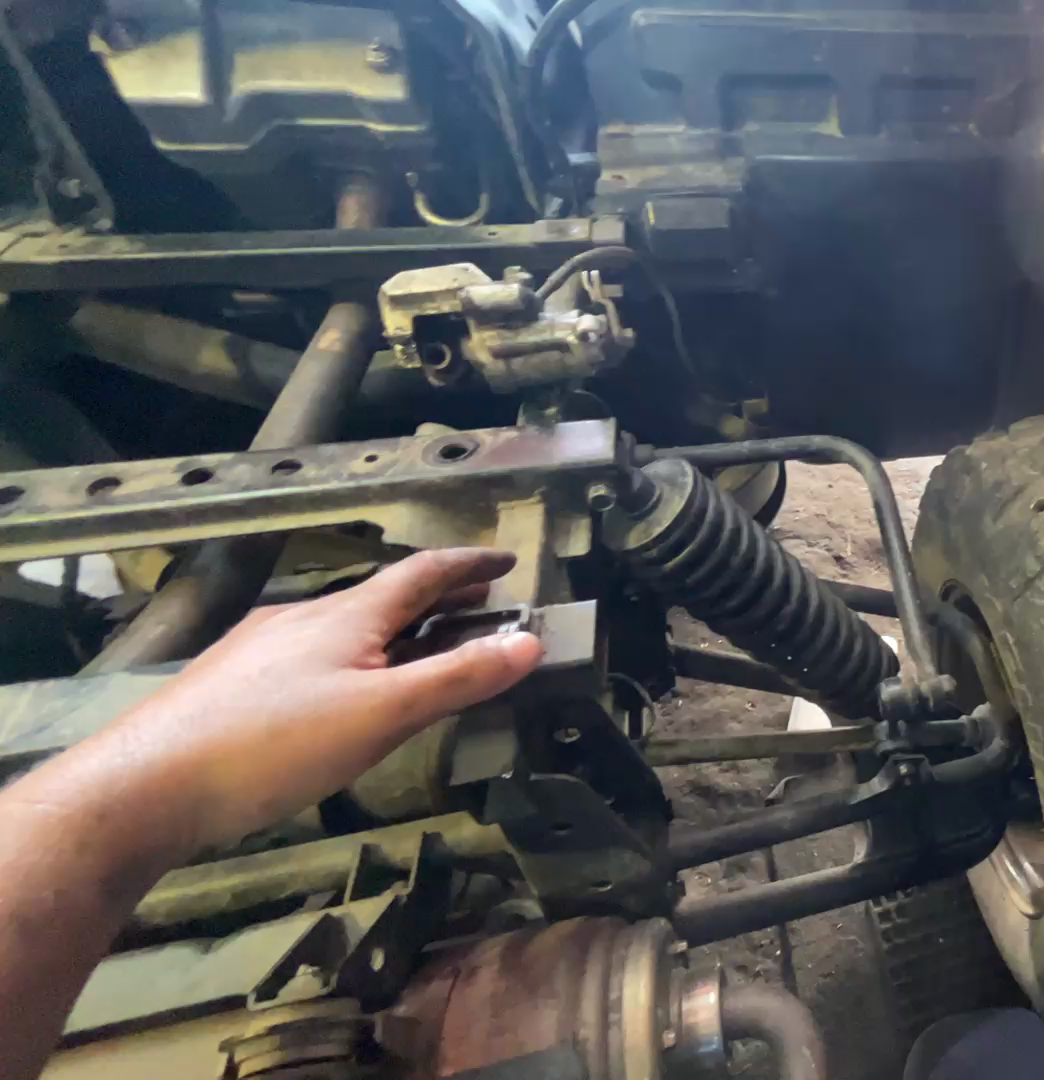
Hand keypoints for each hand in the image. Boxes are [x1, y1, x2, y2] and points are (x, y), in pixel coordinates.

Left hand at [80, 549, 543, 858]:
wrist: (130, 795)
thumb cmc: (273, 744)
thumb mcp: (386, 713)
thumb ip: (462, 677)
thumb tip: (531, 643)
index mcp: (348, 615)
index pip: (425, 572)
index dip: (471, 563)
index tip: (509, 560)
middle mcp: (305, 618)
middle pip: (388, 594)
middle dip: (443, 594)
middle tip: (481, 600)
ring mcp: (263, 649)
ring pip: (351, 624)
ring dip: (403, 625)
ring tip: (428, 645)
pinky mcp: (234, 682)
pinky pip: (319, 651)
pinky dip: (363, 651)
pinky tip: (351, 685)